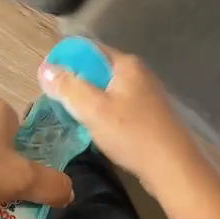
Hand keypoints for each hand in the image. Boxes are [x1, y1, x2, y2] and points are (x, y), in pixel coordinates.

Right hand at [37, 43, 211, 195]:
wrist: (173, 168)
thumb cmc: (132, 134)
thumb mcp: (94, 109)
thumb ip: (68, 87)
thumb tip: (45, 68)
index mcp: (127, 64)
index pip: (89, 50)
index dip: (65, 60)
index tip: (46, 78)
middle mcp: (139, 73)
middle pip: (98, 70)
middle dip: (76, 83)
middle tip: (55, 100)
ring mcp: (148, 95)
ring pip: (108, 90)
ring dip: (89, 101)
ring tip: (70, 116)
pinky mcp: (151, 115)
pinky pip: (119, 106)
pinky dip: (104, 114)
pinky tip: (95, 129)